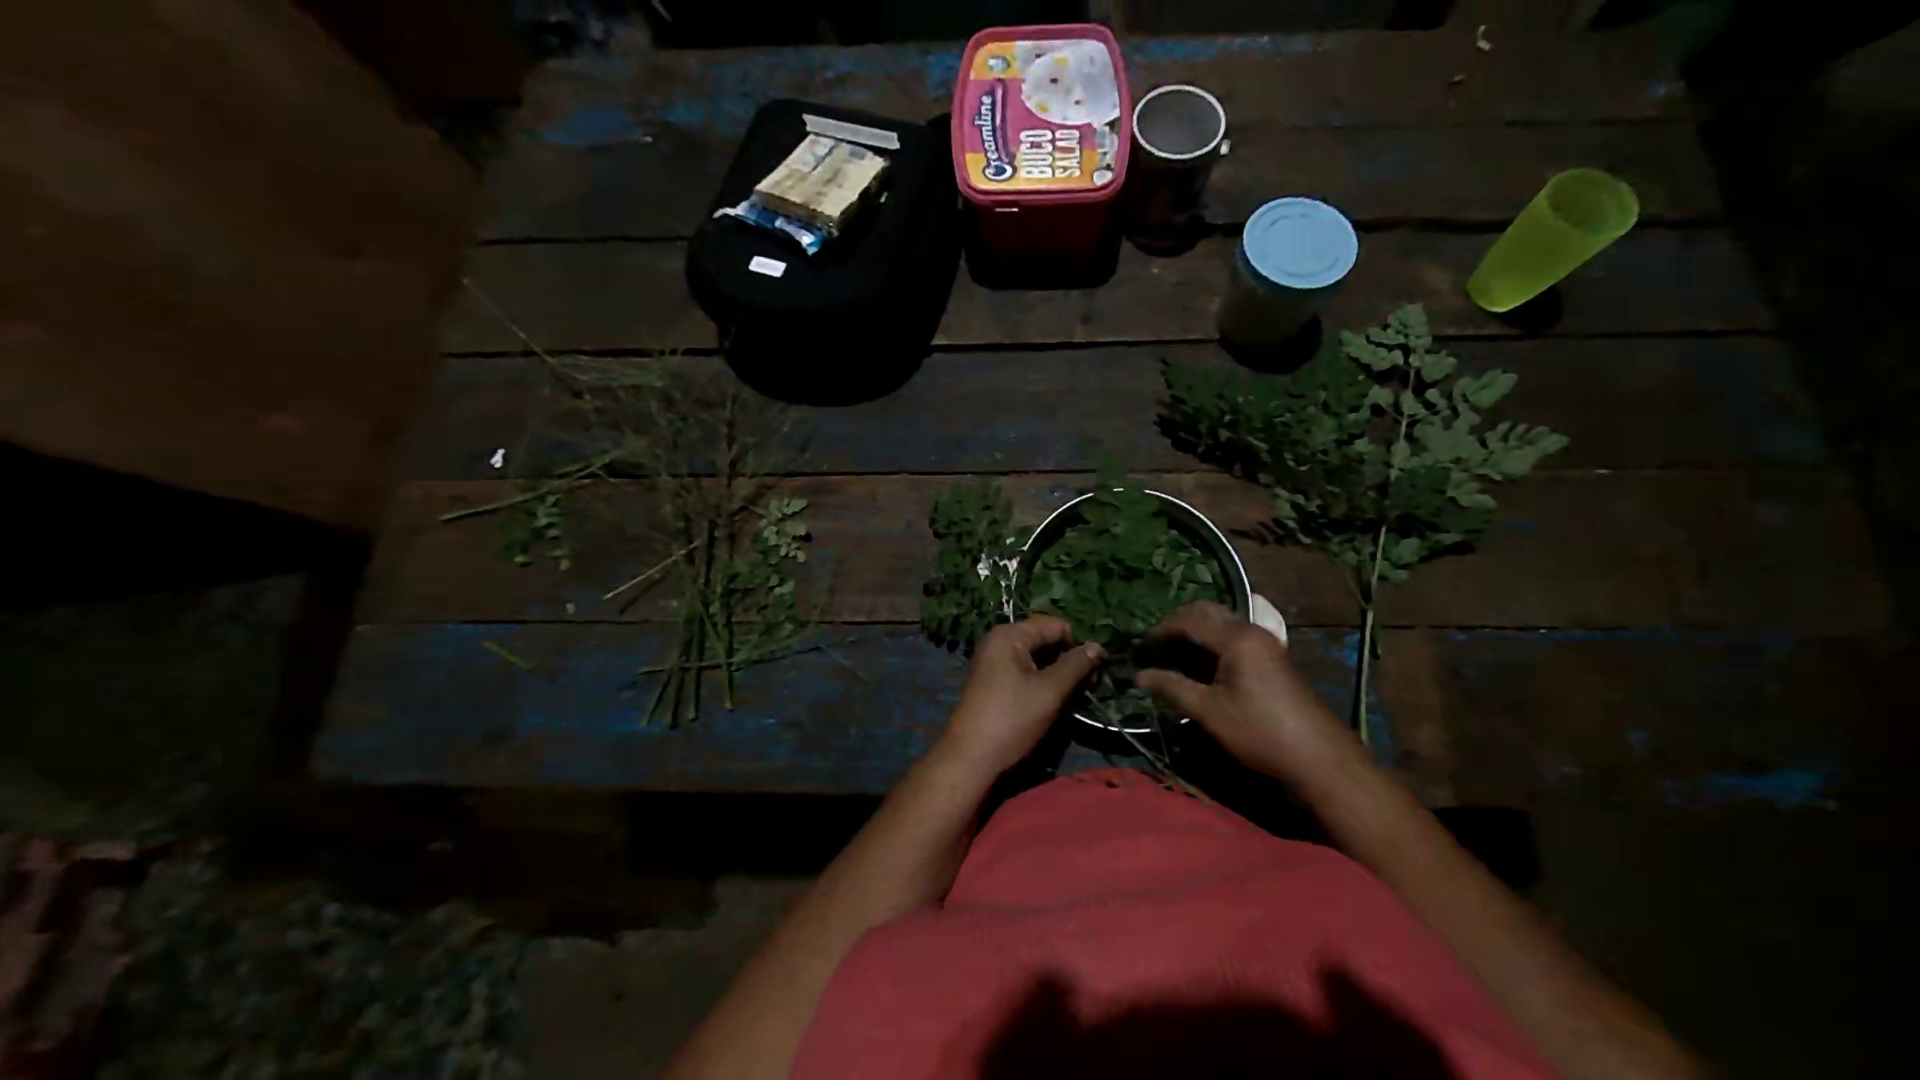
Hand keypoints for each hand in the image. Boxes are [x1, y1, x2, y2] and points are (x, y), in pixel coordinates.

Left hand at [936, 616, 1103, 776]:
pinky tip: (1054, 697)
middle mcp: (998, 641)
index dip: (1078, 641)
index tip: (1097, 666)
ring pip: (1036, 656)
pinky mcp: (993, 680)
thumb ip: (1076, 665)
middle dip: (1068, 656)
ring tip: (1076, 691)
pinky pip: (1024, 670)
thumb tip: (1098, 646)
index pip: (1054, 625)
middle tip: (1090, 681)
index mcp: (1009, 635)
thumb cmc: (1011, 719)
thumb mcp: (1049, 691)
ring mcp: (993, 661)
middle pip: (1044, 638)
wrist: (970, 757)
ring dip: (1057, 670)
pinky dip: (1042, 679)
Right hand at [1135, 601, 1359, 784]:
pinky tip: (1200, 663)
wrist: (1318, 756)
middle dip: (1177, 623)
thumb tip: (1138, 675)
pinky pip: (1234, 635)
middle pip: (1207, 611)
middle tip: (1155, 644)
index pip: (1189, 619)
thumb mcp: (1209, 711)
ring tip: (1172, 653)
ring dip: (1195, 630)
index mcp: (1236, 638)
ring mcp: (1266, 643)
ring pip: (1222, 622)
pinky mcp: (1272, 657)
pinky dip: (1212, 640)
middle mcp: (1252, 631)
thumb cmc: (1259, 731)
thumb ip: (1172, 687)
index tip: (1140, 646)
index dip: (1161, 629)